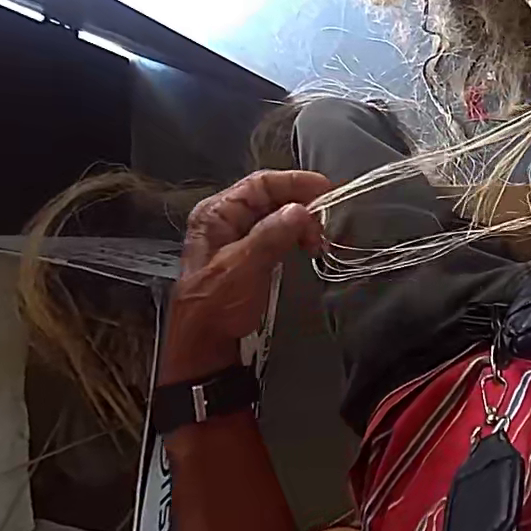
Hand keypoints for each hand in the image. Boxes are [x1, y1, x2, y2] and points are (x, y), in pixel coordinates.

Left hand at [158, 170, 330, 385]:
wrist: (204, 348)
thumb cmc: (215, 307)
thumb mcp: (244, 267)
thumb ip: (272, 235)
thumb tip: (300, 209)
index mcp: (217, 214)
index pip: (261, 183)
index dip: (295, 182)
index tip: (326, 190)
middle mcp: (226, 220)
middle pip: (271, 197)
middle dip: (302, 205)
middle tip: (324, 225)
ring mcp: (238, 238)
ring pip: (278, 217)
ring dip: (302, 223)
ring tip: (318, 241)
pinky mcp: (250, 257)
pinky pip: (278, 236)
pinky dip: (296, 237)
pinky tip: (308, 247)